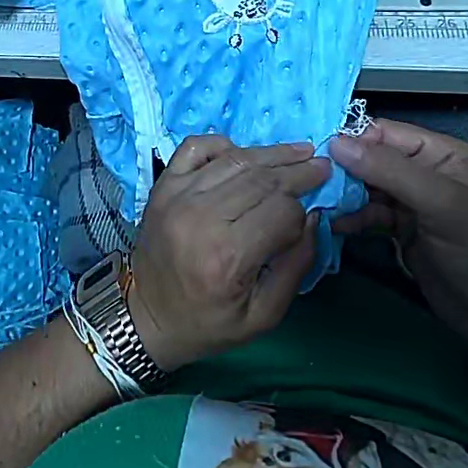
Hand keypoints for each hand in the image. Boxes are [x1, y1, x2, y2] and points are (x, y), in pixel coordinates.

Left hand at [127, 135, 328, 370]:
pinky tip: (243, 152)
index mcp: (227, 256)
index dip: (302, 211)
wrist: (145, 317)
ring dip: (271, 153)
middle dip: (297, 171)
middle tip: (321, 165)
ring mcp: (178, 195)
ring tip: (299, 151)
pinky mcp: (163, 184)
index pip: (281, 211)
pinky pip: (196, 147)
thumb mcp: (263, 316)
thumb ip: (296, 266)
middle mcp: (201, 217)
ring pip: (235, 159)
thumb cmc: (207, 322)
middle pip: (261, 179)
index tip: (313, 211)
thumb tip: (315, 217)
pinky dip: (222, 144)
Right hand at [330, 120, 467, 345]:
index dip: (351, 141)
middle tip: (309, 184)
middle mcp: (426, 173)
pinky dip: (352, 219)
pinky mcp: (405, 235)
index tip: (314, 155)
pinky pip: (371, 216)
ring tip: (315, 205)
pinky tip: (333, 225)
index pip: (385, 133)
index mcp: (442, 154)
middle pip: (373, 159)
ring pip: (368, 188)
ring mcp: (414, 205)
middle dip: (342, 169)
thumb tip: (336, 141)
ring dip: (343, 195)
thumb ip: (391, 171)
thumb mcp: (443, 204)